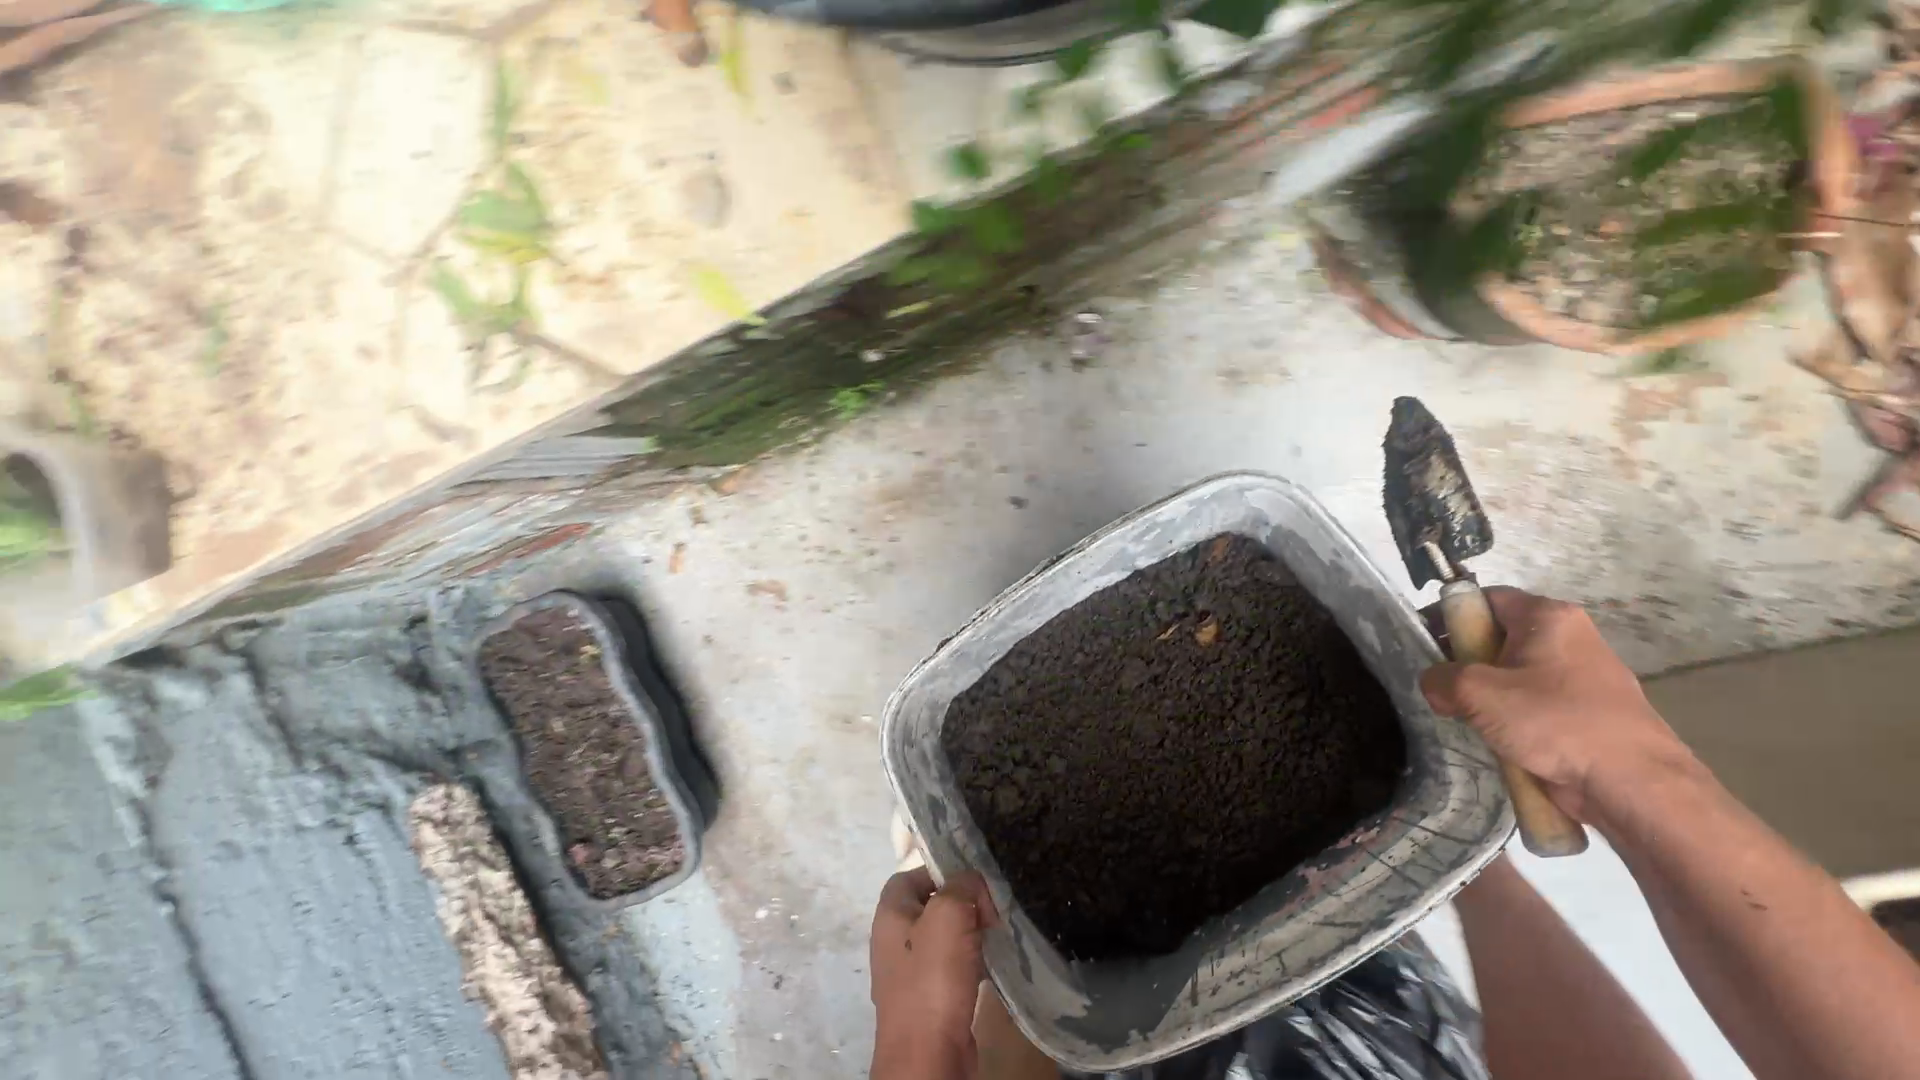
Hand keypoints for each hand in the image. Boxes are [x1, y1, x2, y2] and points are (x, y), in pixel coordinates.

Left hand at [870, 867, 997, 1079]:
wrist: (927, 1056)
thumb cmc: (933, 978)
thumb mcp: (949, 914)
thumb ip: (962, 886)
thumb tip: (972, 885)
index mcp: (890, 913)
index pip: (912, 874)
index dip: (942, 871)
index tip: (975, 881)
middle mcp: (894, 938)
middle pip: (931, 904)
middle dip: (963, 903)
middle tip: (990, 911)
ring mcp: (909, 970)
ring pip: (944, 936)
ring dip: (970, 933)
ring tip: (994, 935)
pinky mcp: (927, 997)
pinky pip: (950, 966)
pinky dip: (970, 961)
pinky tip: (989, 965)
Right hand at [1420, 587, 1699, 822]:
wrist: (1632, 783)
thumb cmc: (1554, 721)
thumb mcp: (1477, 693)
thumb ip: (1440, 679)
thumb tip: (1436, 687)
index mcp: (1549, 617)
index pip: (1486, 598)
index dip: (1449, 614)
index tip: (1424, 642)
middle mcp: (1570, 637)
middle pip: (1499, 635)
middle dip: (1465, 659)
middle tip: (1442, 685)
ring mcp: (1582, 676)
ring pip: (1514, 672)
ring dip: (1487, 692)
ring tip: (1467, 716)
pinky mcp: (1587, 711)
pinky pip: (1534, 702)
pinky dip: (1512, 715)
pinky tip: (1499, 738)